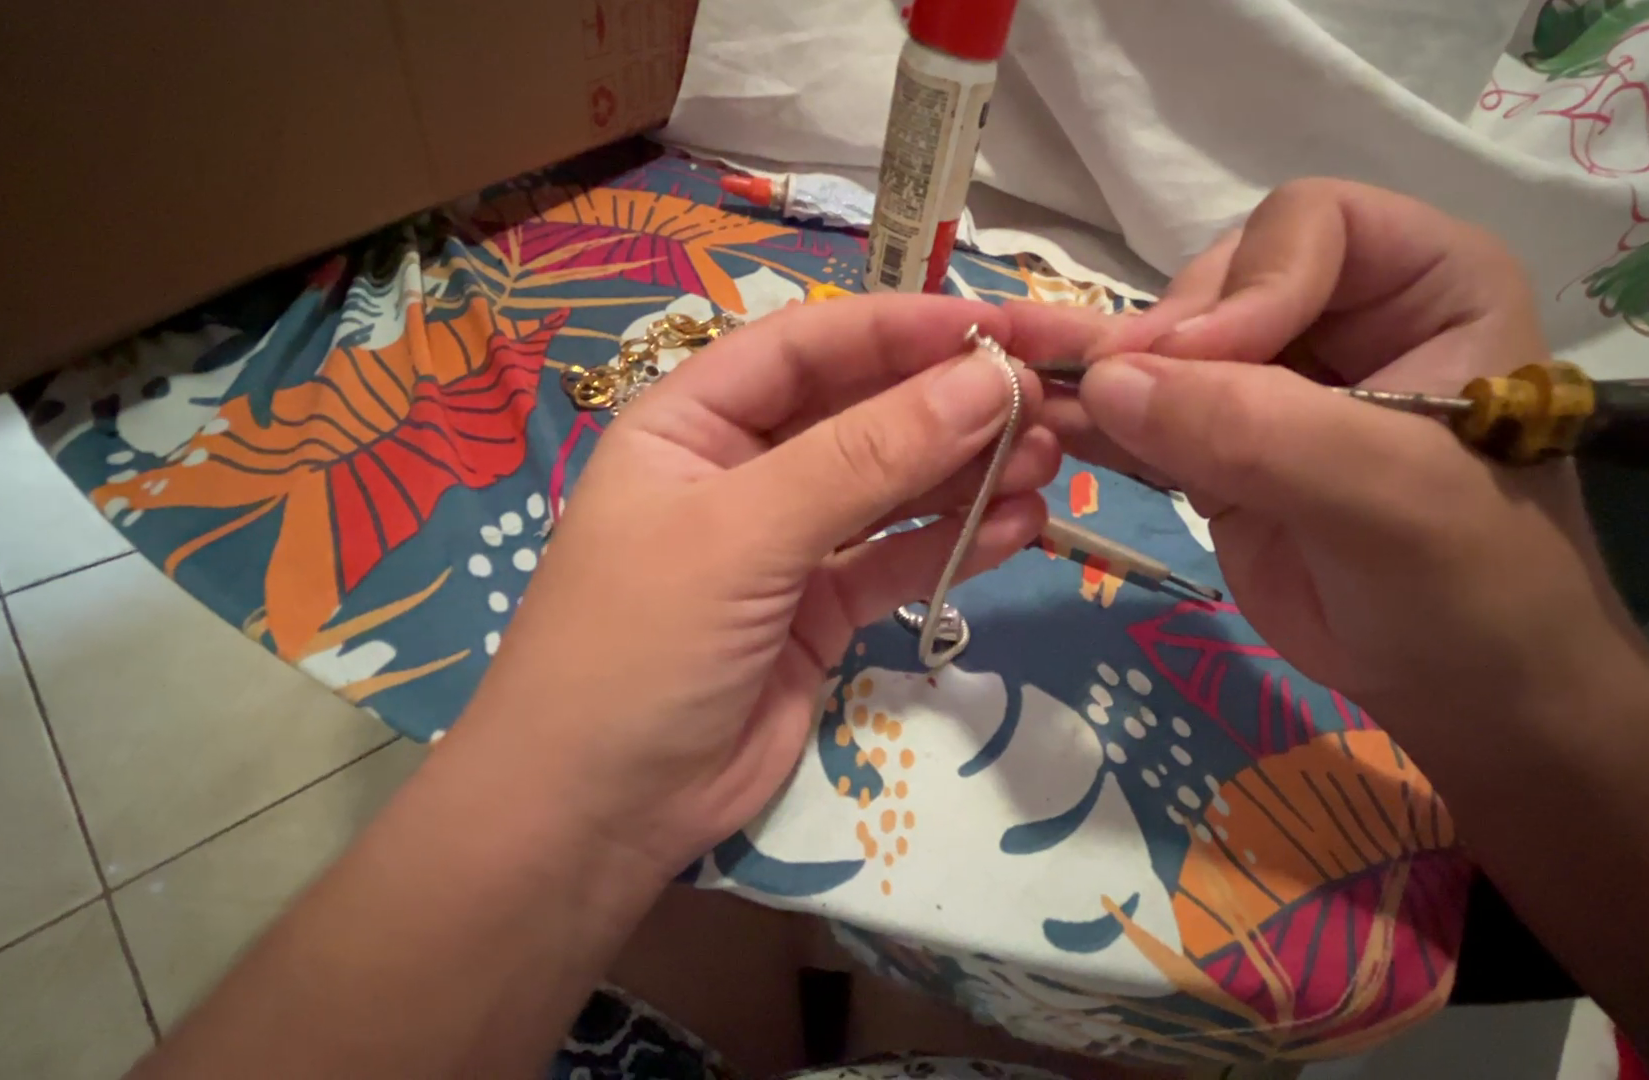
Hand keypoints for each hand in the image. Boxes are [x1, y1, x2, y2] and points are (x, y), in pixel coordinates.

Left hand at [458, 296, 1058, 876]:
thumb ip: (867, 458)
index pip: (810, 346)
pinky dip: (956, 544)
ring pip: (892, 490)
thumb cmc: (643, 645)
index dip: (902, 328)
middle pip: (862, 414)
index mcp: (694, 422)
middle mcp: (745, 472)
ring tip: (1047, 461)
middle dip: (950, 405)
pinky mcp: (823, 611)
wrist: (601, 813)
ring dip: (967, 473)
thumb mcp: (745, 535)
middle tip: (1042, 401)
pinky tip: (1020, 528)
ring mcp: (788, 545)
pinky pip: (900, 563)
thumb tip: (987, 381)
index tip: (997, 325)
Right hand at [1058, 180, 1639, 729]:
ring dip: (1107, 375)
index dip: (1243, 287)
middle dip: (1165, 341)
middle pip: (1218, 281)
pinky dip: (1098, 423)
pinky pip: (1145, 414)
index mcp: (1424, 283)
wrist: (1448, 686)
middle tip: (1113, 401)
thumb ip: (1251, 429)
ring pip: (1167, 346)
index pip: (1306, 226)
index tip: (1194, 367)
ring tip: (1043, 401)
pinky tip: (1051, 427)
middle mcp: (1340, 317)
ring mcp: (1271, 384)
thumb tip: (1103, 381)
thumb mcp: (1379, 495)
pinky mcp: (1218, 445)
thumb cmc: (1462, 584)